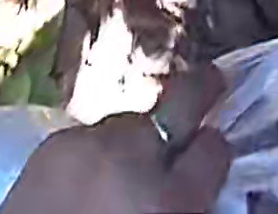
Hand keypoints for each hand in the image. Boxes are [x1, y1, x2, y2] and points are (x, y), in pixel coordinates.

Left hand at [0, 65, 232, 213]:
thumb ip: (183, 205)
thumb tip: (196, 187)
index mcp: (171, 202)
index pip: (213, 152)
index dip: (219, 145)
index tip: (221, 139)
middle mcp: (135, 160)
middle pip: (176, 107)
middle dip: (201, 88)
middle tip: (215, 76)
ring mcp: (92, 142)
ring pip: (129, 121)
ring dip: (139, 134)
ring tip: (137, 157)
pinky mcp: (56, 141)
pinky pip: (90, 137)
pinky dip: (99, 150)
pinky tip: (94, 174)